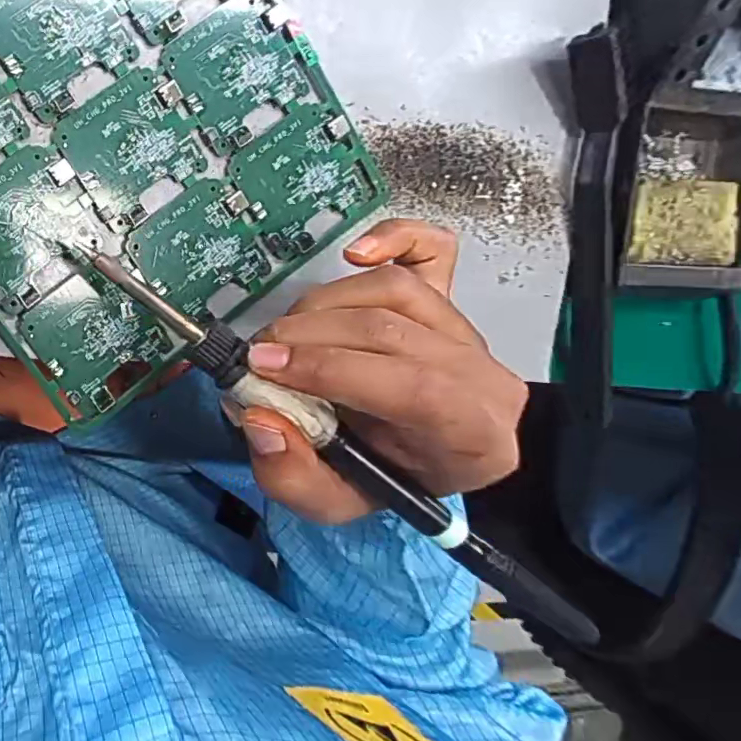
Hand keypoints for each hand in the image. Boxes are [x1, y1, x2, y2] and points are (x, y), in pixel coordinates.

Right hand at [235, 219, 527, 523]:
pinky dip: (394, 238)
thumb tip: (259, 418)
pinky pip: (433, 252)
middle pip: (393, 332)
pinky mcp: (449, 299)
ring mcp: (468, 332)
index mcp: (472, 440)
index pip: (416, 390)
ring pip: (392, 291)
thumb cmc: (369, 478)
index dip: (331, 369)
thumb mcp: (326, 502)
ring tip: (283, 334)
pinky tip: (355, 251)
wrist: (401, 455)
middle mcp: (484, 380)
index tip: (263, 367)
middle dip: (307, 338)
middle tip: (256, 356)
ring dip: (320, 307)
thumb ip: (290, 475)